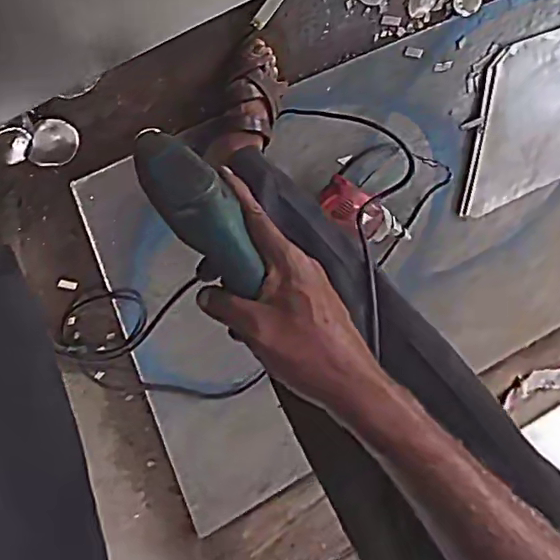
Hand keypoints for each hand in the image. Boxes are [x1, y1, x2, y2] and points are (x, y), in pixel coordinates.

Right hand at [197, 169, 387, 418]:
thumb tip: (207, 296)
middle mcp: (301, 264)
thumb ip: (225, 306)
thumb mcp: (256, 329)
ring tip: (228, 306)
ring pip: (267, 269)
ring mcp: (310, 282)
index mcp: (288, 260)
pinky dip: (259, 296)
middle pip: (258, 243)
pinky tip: (250, 323)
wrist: (352, 385)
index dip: (238, 194)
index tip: (224, 175)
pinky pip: (278, 287)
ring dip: (243, 281)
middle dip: (230, 252)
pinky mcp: (313, 301)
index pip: (258, 217)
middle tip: (208, 267)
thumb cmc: (312, 355)